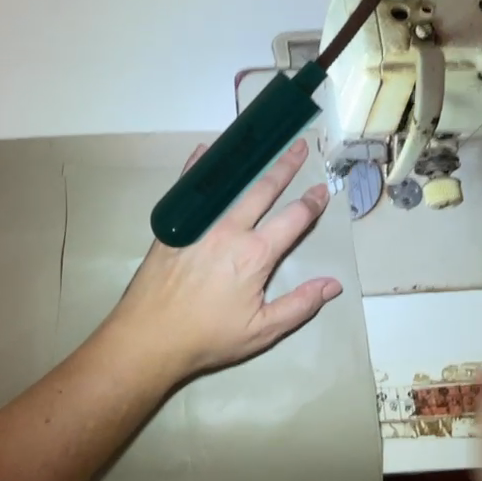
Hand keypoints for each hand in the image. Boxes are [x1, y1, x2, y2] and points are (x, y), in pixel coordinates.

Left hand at [102, 140, 342, 379]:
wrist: (149, 336)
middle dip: (285, 167)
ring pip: (227, 184)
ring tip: (260, 143)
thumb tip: (332, 285)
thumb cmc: (208, 337)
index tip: (322, 190)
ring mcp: (199, 224)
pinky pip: (188, 190)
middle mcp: (229, 230)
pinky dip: (197, 169)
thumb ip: (299, 306)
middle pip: (263, 190)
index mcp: (255, 254)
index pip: (293, 220)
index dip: (312, 204)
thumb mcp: (261, 331)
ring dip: (247, 163)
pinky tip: (204, 152)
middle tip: (298, 146)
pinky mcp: (173, 227)